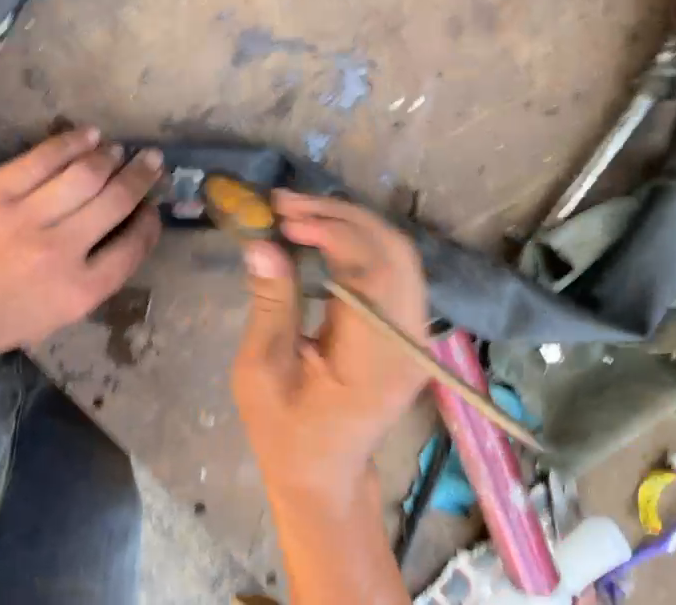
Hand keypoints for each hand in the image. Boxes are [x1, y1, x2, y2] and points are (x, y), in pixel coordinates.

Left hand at [0, 129, 163, 356]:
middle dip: (140, 177)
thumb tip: (109, 243)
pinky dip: (72, 142)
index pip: (132, 248)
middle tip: (152, 160)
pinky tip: (87, 135)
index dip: (148, 223)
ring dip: (108, 157)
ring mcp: (28, 216)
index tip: (151, 208)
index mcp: (78, 292)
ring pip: (84, 174)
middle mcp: (62, 251)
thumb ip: (83, 283)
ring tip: (117, 148)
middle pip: (114, 201)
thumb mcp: (48, 319)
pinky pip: (44, 158)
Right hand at [232, 191, 430, 513]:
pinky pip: (391, 266)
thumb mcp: (261, 370)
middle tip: (283, 203)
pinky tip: (317, 231)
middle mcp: (409, 341)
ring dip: (348, 222)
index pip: (373, 273)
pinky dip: (356, 239)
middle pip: (394, 252)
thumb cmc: (284, 430)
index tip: (283, 218)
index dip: (331, 233)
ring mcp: (414, 333)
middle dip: (339, 215)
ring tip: (294, 211)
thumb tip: (262, 243)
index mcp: (375, 360)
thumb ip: (270, 303)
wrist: (322, 472)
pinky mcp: (406, 326)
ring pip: (397, 252)